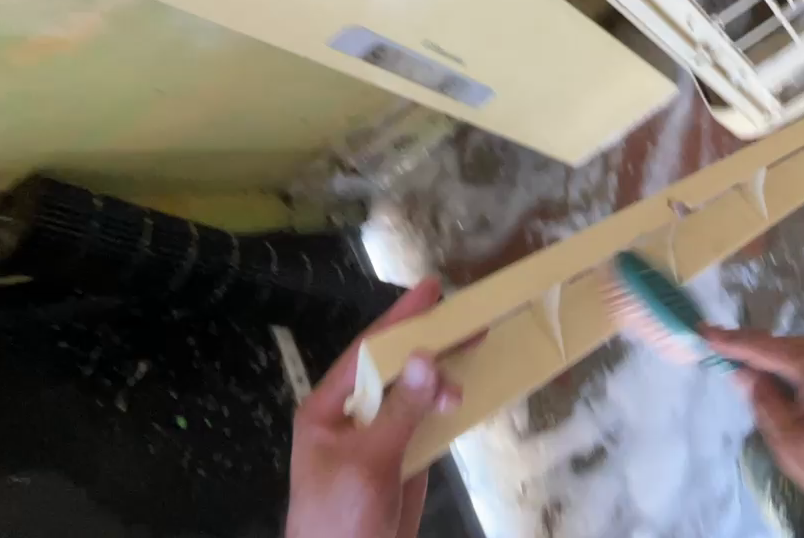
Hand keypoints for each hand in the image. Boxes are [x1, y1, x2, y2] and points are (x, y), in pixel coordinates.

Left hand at [286, 279, 461, 537]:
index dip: (400, 318)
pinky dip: (450, 403)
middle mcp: (354, 415)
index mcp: (328, 410)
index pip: (367, 351)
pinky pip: (429, 418)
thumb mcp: (369, 464)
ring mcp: (380, 436)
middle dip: (431, 341)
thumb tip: (427, 356)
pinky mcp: (404, 457)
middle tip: (469, 316)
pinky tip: (468, 391)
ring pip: (417, 389)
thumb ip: (400, 410)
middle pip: (396, 365)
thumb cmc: (339, 525)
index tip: (432, 289)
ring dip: (445, 374)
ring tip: (474, 357)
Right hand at [706, 327, 803, 519]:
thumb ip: (766, 406)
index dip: (728, 340)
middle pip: (781, 347)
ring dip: (778, 365)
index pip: (759, 346)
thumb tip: (745, 375)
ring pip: (802, 355)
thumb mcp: (796, 447)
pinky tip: (795, 392)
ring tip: (757, 379)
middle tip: (724, 355)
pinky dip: (799, 372)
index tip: (701, 330)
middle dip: (753, 352)